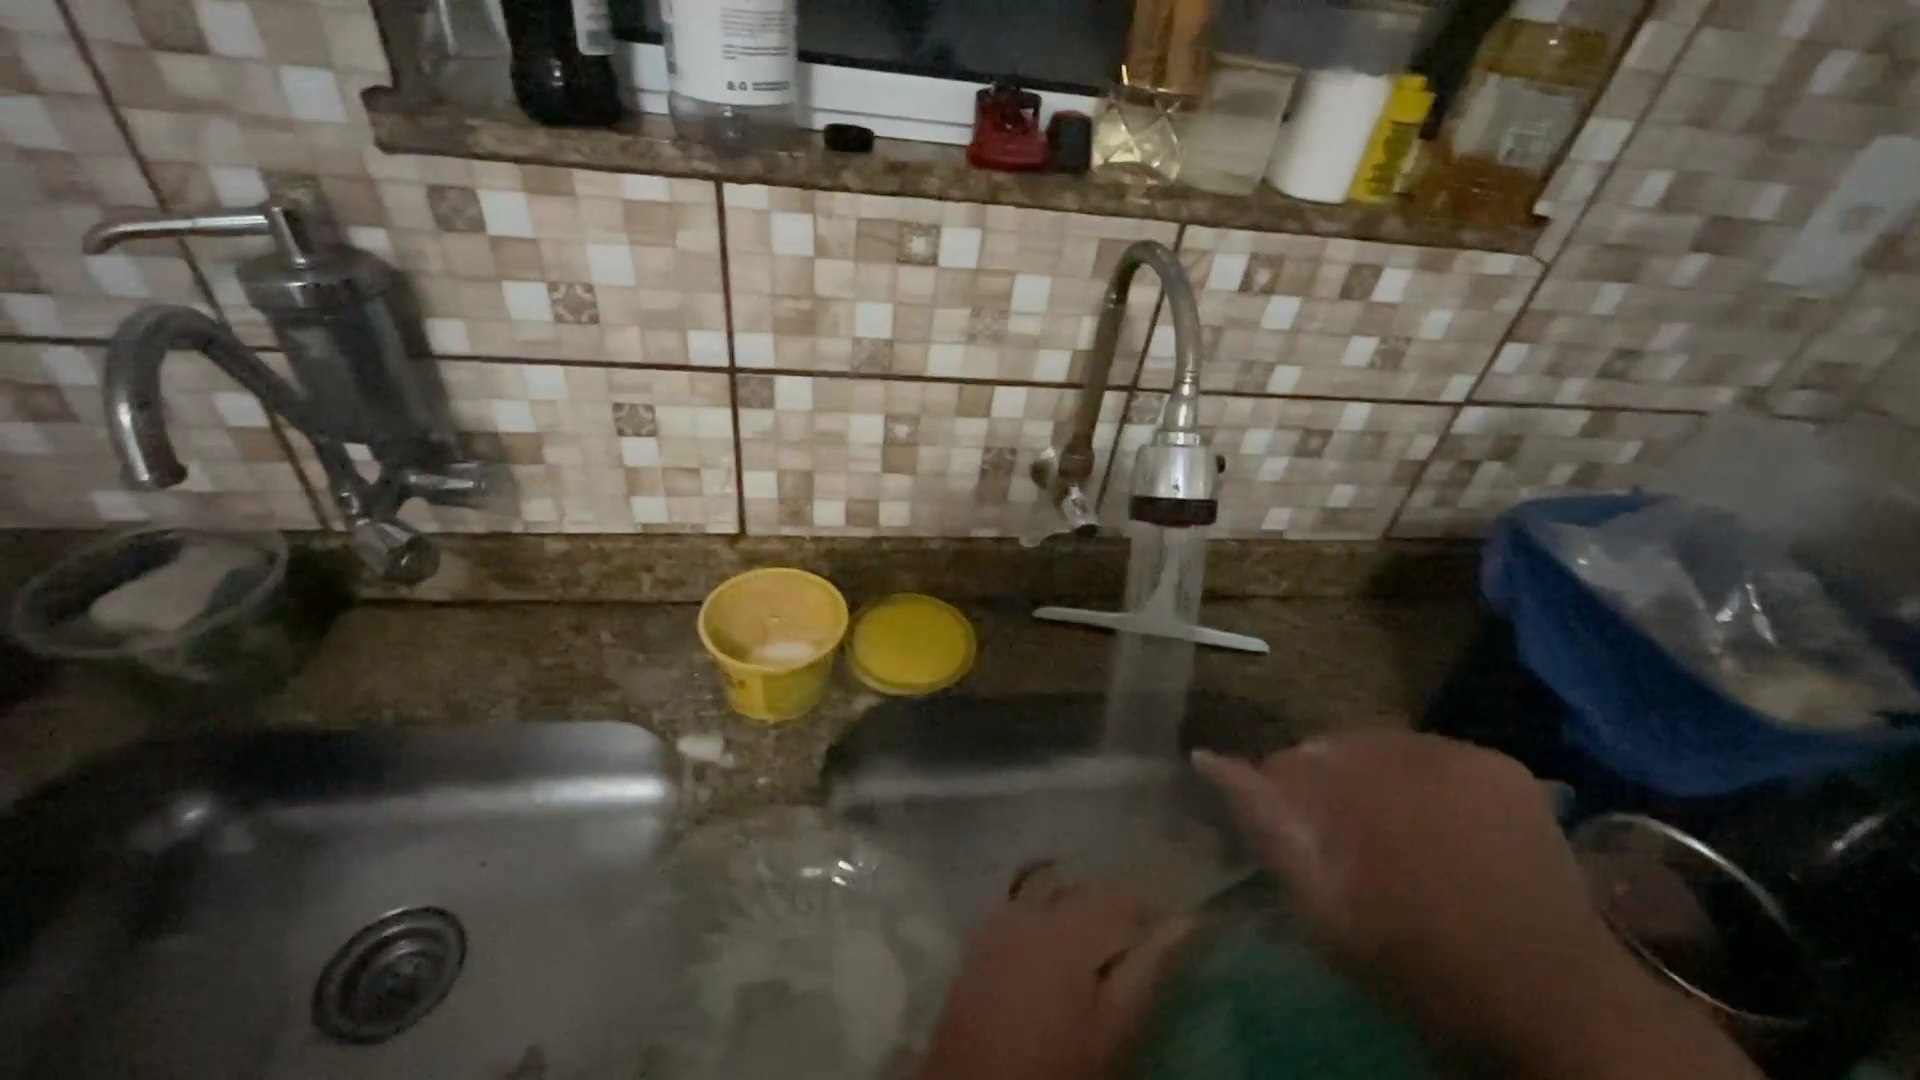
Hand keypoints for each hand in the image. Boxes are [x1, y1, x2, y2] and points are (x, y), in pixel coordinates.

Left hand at [915, 869, 1190, 1079]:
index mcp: (1067, 928)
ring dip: (1074, 908)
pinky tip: (1049, 951)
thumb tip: (1185, 923)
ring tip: (1092, 946)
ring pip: (1047, 892)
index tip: (1167, 930)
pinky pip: (1018, 908)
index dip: (1147, 907)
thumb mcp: (1112, 1027)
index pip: (1119, 895)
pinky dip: (1041, 916)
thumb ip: (1147, 969)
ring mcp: (997, 924)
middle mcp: (1029, 911)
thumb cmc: (1056, 1066)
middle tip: (1132, 942)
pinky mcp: (977, 943)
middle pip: (1080, 888)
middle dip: (1109, 905)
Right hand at [1193, 733, 1762, 1079]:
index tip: (1285, 837)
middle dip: (1320, 784)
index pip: (1284, 763)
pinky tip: (1427, 820)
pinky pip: (1429, 752)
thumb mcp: (1323, 910)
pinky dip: (1414, 777)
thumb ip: (1266, 827)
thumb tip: (1207, 759)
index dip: (1273, 796)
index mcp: (1357, 791)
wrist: (1549, 995)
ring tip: (1382, 830)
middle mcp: (1407, 755)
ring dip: (1366, 777)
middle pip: (1330, 748)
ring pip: (1379, 747)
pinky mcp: (1500, 765)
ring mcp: (1460, 754)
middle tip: (1334, 839)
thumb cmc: (1418, 963)